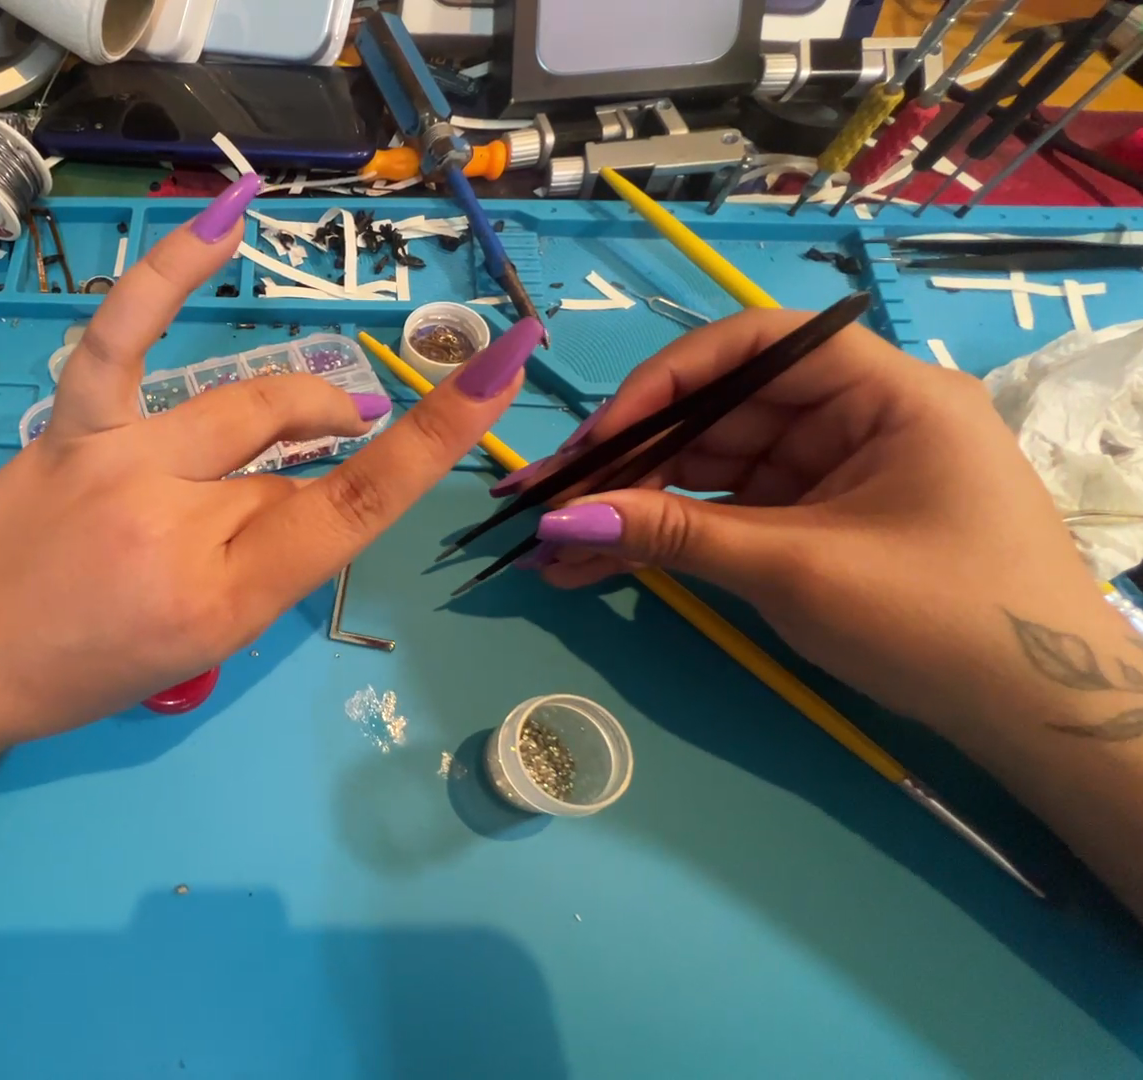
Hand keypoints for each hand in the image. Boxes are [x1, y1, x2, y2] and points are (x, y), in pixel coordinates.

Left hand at [0, 177, 538, 751]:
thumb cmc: (74, 676)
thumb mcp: (194, 650)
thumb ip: (258, 568)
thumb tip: (297, 491)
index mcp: (222, 603)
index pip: (351, 511)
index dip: (435, 441)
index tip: (495, 375)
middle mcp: (179, 528)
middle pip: (293, 462)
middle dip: (323, 453)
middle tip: (332, 448)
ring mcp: (120, 467)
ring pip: (242, 407)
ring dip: (296, 402)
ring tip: (320, 410)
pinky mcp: (70, 431)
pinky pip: (122, 340)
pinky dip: (171, 274)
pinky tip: (224, 218)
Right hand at [520, 309, 1121, 735]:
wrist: (1030, 717)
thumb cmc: (940, 619)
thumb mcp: (794, 569)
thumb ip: (671, 535)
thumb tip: (557, 520)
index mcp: (880, 396)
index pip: (754, 347)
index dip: (665, 381)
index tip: (600, 436)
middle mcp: (842, 420)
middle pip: (707, 416)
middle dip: (621, 464)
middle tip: (546, 502)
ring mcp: (813, 473)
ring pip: (693, 471)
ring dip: (622, 510)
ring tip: (550, 548)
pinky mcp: (792, 521)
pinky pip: (705, 515)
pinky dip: (651, 540)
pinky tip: (587, 564)